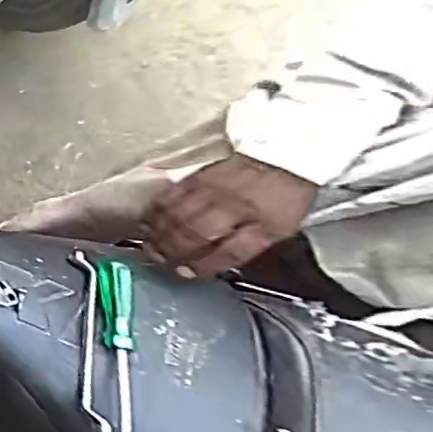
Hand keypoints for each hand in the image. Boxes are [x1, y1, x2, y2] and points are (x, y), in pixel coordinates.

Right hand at [143, 153, 317, 277]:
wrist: (280, 158)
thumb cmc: (283, 195)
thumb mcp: (282, 226)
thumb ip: (249, 244)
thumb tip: (216, 259)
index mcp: (261, 224)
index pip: (229, 252)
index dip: (205, 265)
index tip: (189, 273)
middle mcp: (231, 209)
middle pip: (194, 235)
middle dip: (174, 252)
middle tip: (160, 262)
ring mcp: (208, 193)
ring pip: (176, 218)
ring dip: (159, 235)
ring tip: (150, 247)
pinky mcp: (192, 181)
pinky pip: (167, 199)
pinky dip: (154, 213)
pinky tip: (149, 222)